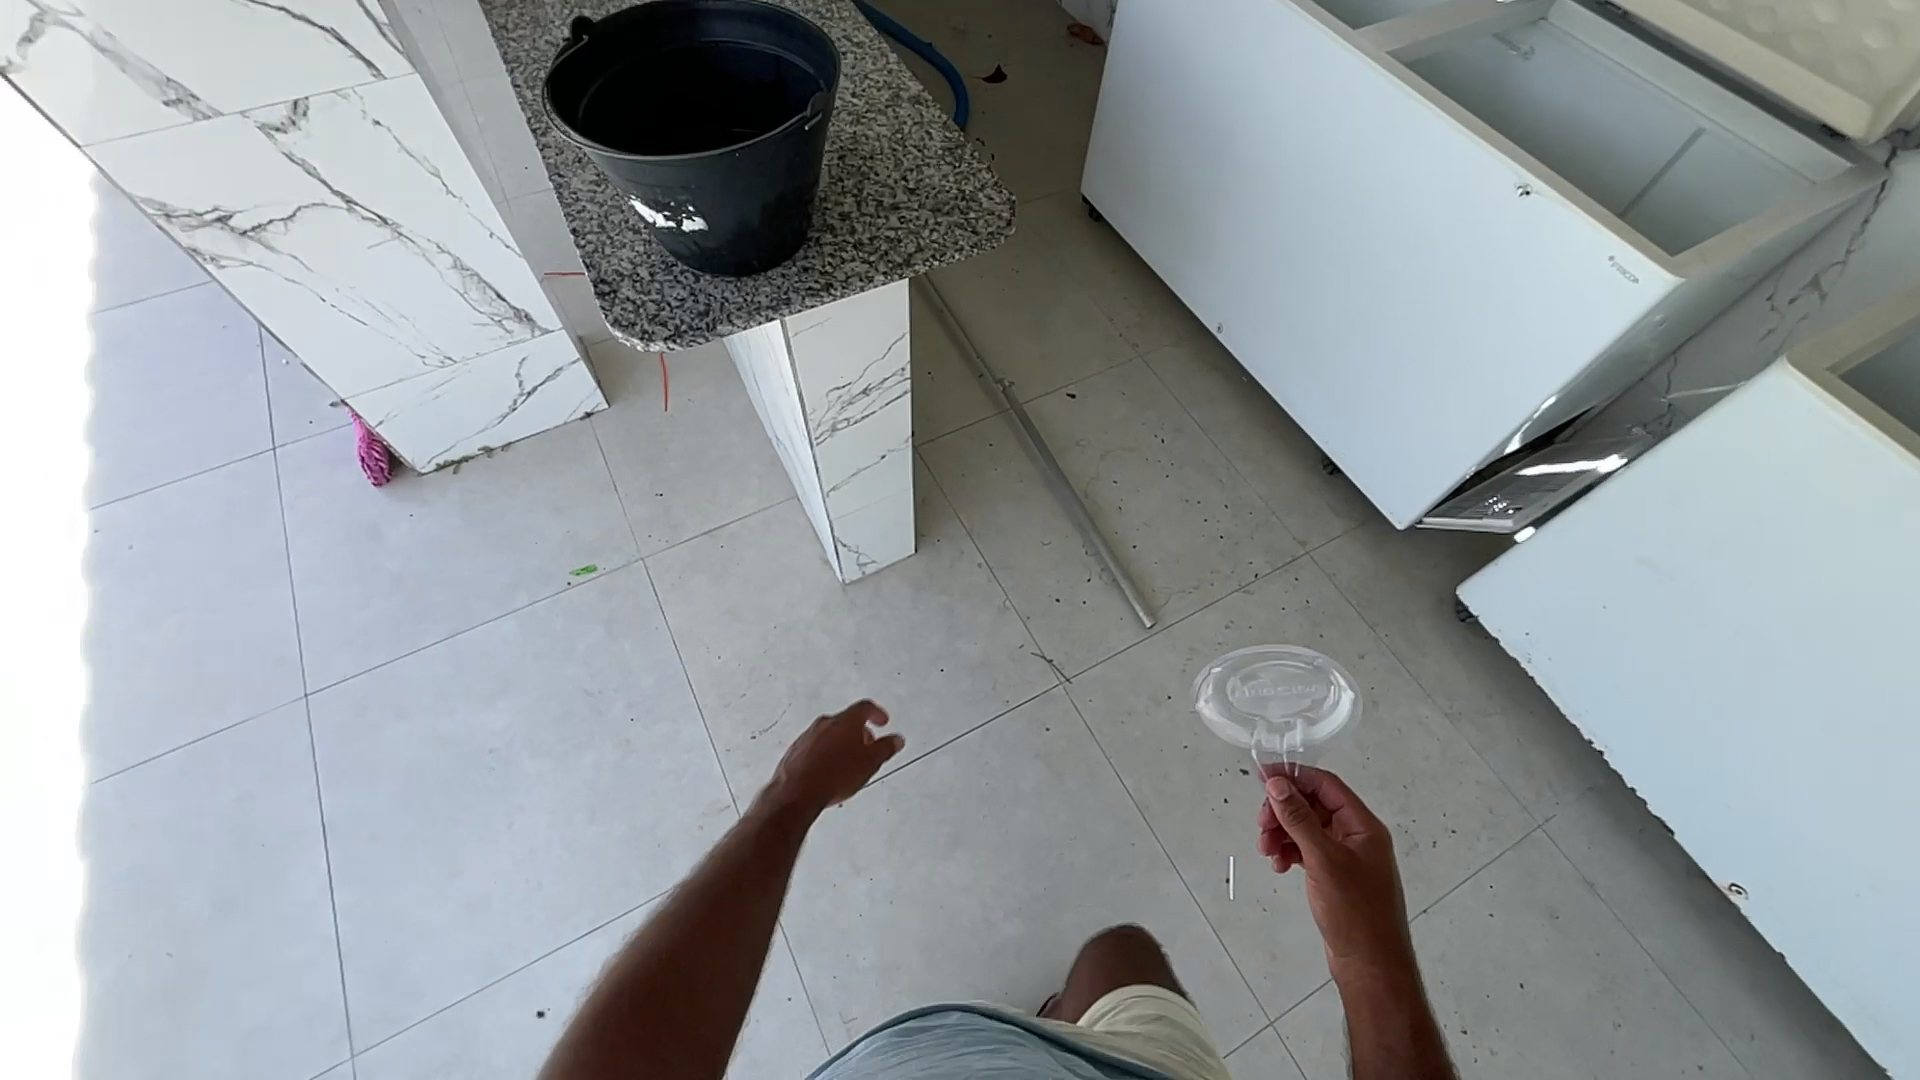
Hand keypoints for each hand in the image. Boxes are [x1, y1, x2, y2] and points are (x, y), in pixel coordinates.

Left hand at [763, 700, 903, 818]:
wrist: (797, 792)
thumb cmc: (834, 775)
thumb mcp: (870, 763)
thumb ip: (885, 748)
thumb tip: (896, 740)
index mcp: (846, 721)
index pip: (865, 707)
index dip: (877, 713)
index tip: (881, 720)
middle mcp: (825, 723)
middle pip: (846, 720)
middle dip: (859, 732)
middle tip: (868, 745)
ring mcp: (808, 736)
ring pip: (829, 734)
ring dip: (841, 744)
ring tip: (849, 763)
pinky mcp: (795, 751)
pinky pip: (815, 747)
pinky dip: (825, 754)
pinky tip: (829, 771)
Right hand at [1257, 766, 1412, 976]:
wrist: (1370, 967)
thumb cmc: (1355, 913)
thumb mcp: (1323, 859)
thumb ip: (1298, 818)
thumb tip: (1278, 784)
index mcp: (1363, 826)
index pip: (1326, 785)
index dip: (1294, 776)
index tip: (1263, 776)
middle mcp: (1356, 836)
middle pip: (1312, 805)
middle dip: (1282, 811)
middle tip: (1261, 824)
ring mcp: (1346, 857)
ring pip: (1306, 828)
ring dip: (1282, 833)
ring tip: (1267, 850)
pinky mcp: (1335, 875)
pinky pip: (1306, 850)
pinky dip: (1288, 852)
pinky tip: (1278, 864)